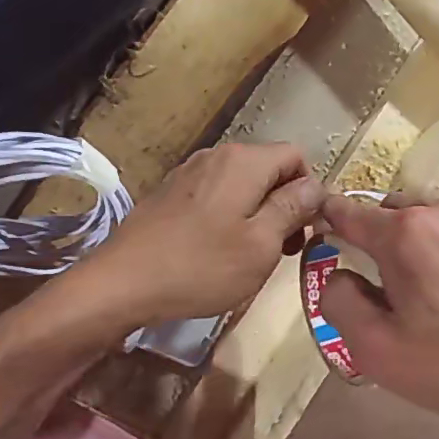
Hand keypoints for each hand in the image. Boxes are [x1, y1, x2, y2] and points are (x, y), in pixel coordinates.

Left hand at [56, 143, 326, 329]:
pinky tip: (218, 253)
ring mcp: (188, 173)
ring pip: (242, 185)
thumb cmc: (201, 267)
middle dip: (284, 206)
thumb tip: (316, 186)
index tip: (307, 232)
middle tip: (284, 251)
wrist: (122, 282)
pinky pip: (215, 196)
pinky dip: (229, 218)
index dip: (310, 192)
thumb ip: (292, 209)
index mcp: (244, 161)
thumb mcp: (260, 245)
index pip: (296, 157)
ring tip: (252, 257)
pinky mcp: (170, 194)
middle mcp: (216, 156)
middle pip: (268, 170)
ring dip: (257, 215)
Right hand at [318, 194, 438, 438]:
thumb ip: (339, 302)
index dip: (329, 220)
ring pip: (434, 220)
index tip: (322, 231)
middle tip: (394, 292)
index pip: (349, 212)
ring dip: (424, 245)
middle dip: (383, 243)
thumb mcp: (378, 352)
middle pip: (394, 214)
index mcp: (406, 233)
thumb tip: (339, 273)